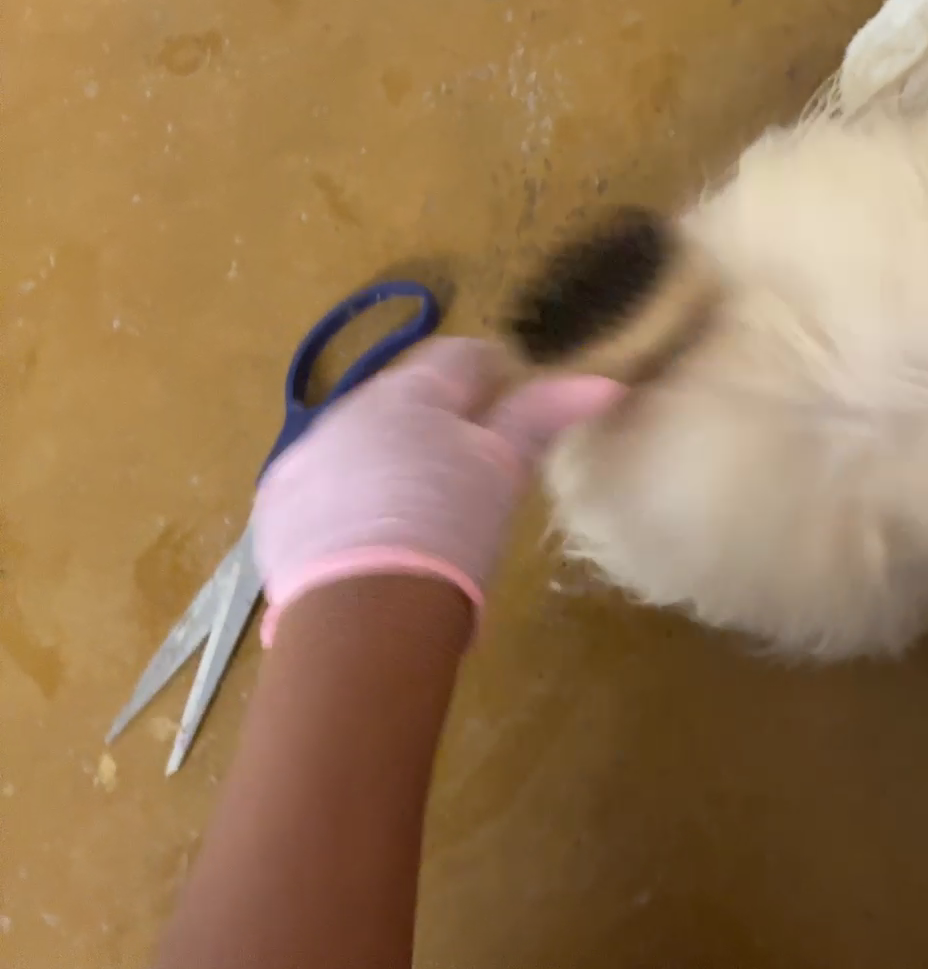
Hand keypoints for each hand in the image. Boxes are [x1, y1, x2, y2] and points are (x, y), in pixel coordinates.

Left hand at [250, 337, 624, 643]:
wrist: (365, 612)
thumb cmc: (452, 526)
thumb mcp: (507, 470)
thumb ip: (545, 418)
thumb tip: (607, 384)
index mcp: (410, 396)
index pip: (459, 356)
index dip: (496, 368)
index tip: (520, 392)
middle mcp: (347, 414)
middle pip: (409, 396)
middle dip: (445, 414)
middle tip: (485, 455)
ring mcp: (304, 461)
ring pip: (365, 439)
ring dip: (399, 453)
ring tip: (435, 498)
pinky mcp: (278, 510)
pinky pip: (329, 483)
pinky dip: (360, 494)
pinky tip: (387, 533)